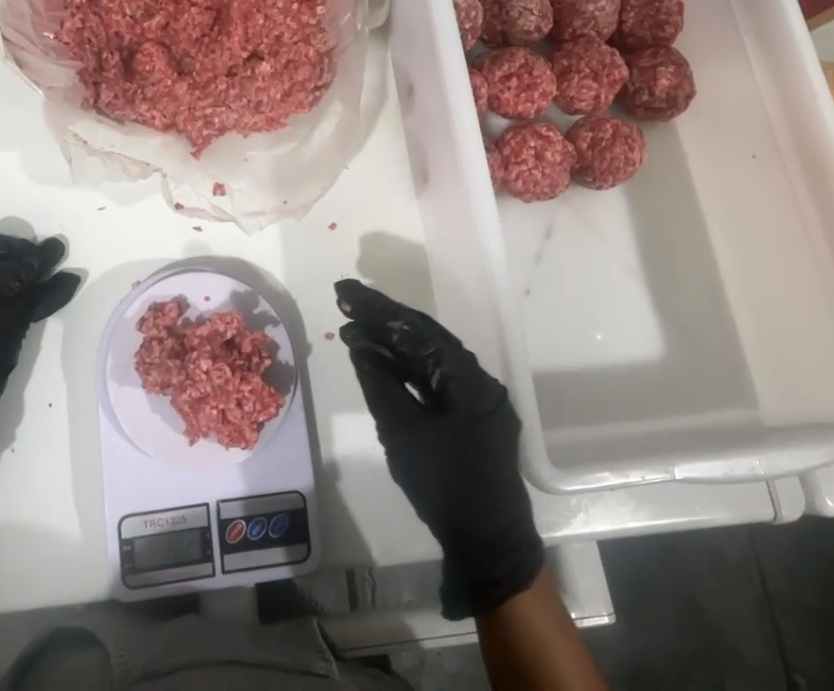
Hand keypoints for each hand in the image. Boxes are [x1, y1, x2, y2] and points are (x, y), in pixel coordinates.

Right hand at [334, 279, 542, 619]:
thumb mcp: (403, 433)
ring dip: (392, 343)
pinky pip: (432, 381)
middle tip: (345, 300)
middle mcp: (476, 380)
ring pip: (428, 359)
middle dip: (383, 318)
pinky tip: (377, 361)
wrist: (488, 541)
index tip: (346, 292)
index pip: (418, 330)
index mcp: (468, 378)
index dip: (379, 309)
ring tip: (352, 326)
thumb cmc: (446, 485)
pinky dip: (404, 370)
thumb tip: (359, 345)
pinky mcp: (467, 417)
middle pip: (425, 338)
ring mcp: (474, 399)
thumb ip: (380, 384)